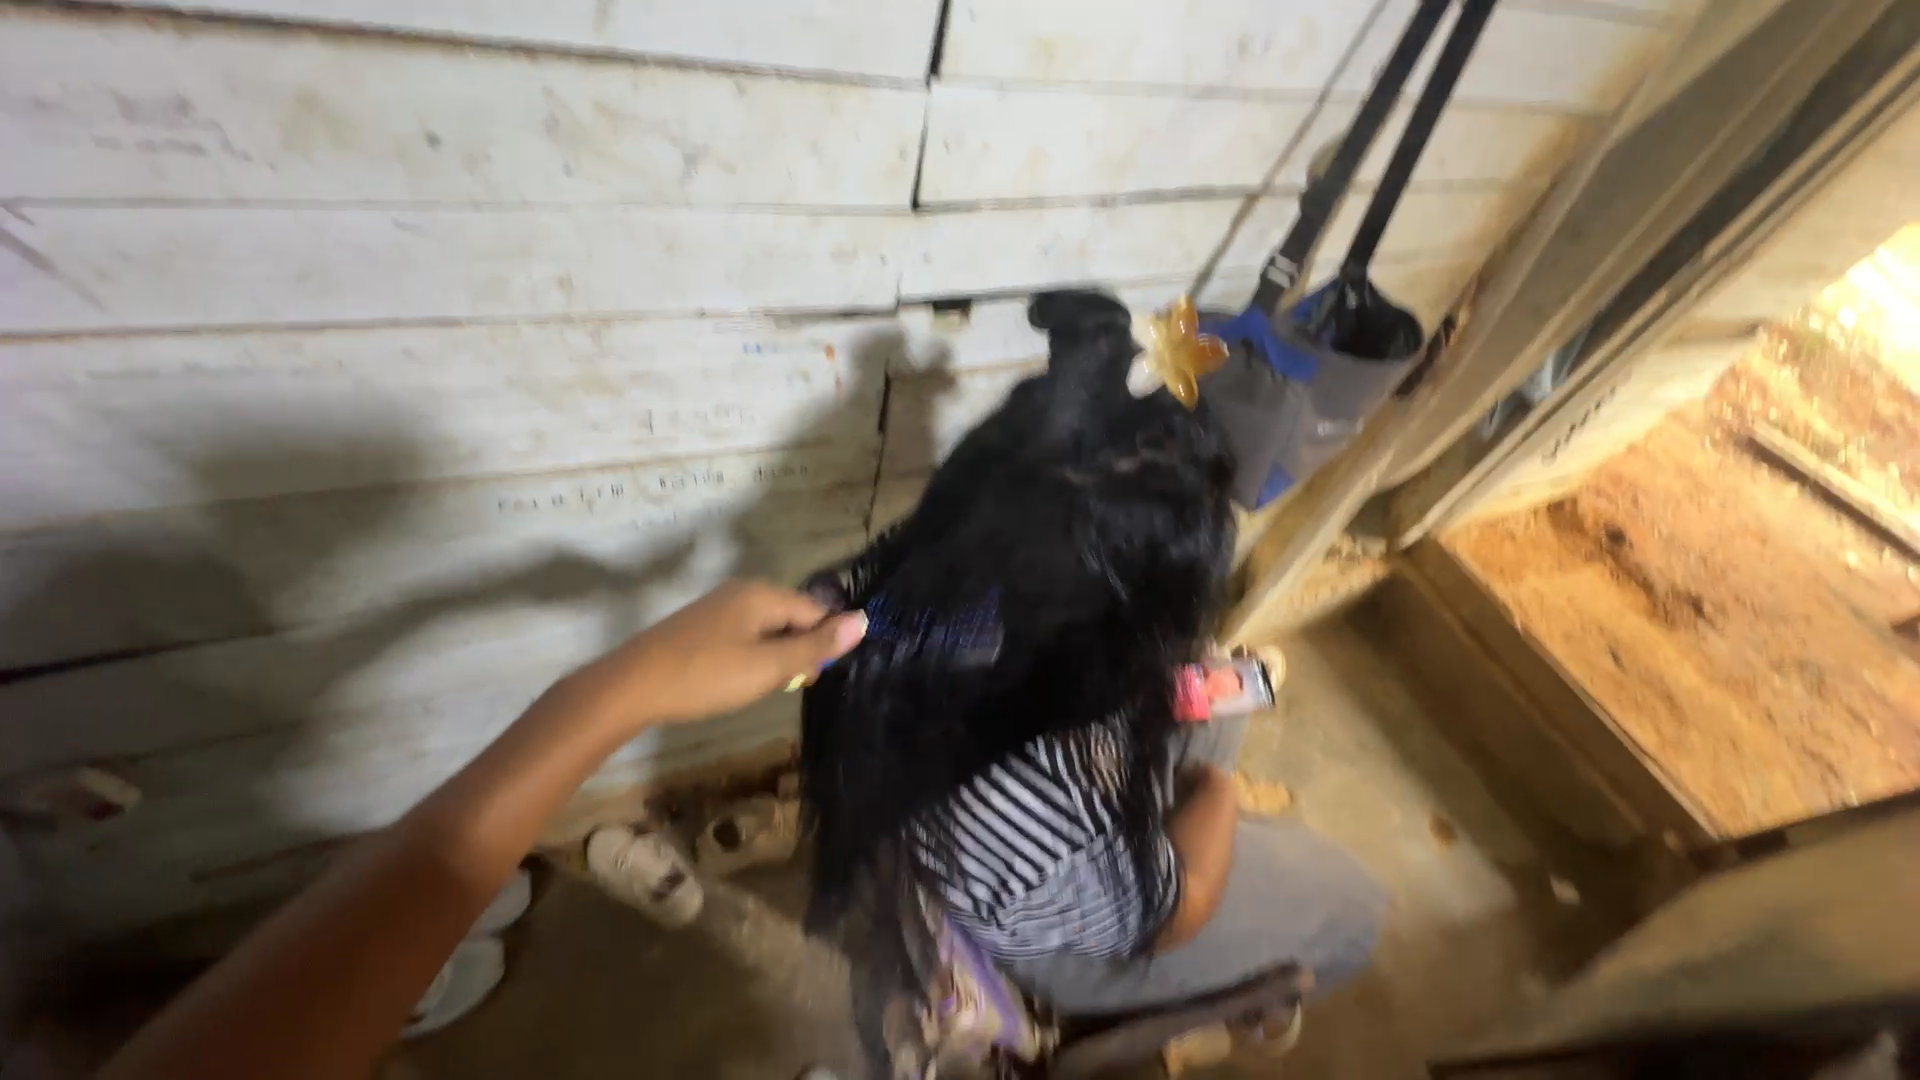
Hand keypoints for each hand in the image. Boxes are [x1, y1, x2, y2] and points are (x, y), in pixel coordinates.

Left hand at [567, 579, 867, 731]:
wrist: (630, 687)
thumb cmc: (706, 676)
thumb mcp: (768, 666)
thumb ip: (816, 646)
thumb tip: (863, 621)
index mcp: (762, 594)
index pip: (815, 611)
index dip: (824, 643)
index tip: (813, 678)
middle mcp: (743, 591)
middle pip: (792, 616)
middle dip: (799, 649)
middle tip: (790, 686)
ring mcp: (719, 606)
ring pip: (767, 627)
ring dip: (776, 655)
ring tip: (764, 686)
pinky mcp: (701, 625)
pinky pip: (744, 633)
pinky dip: (752, 655)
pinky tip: (738, 678)